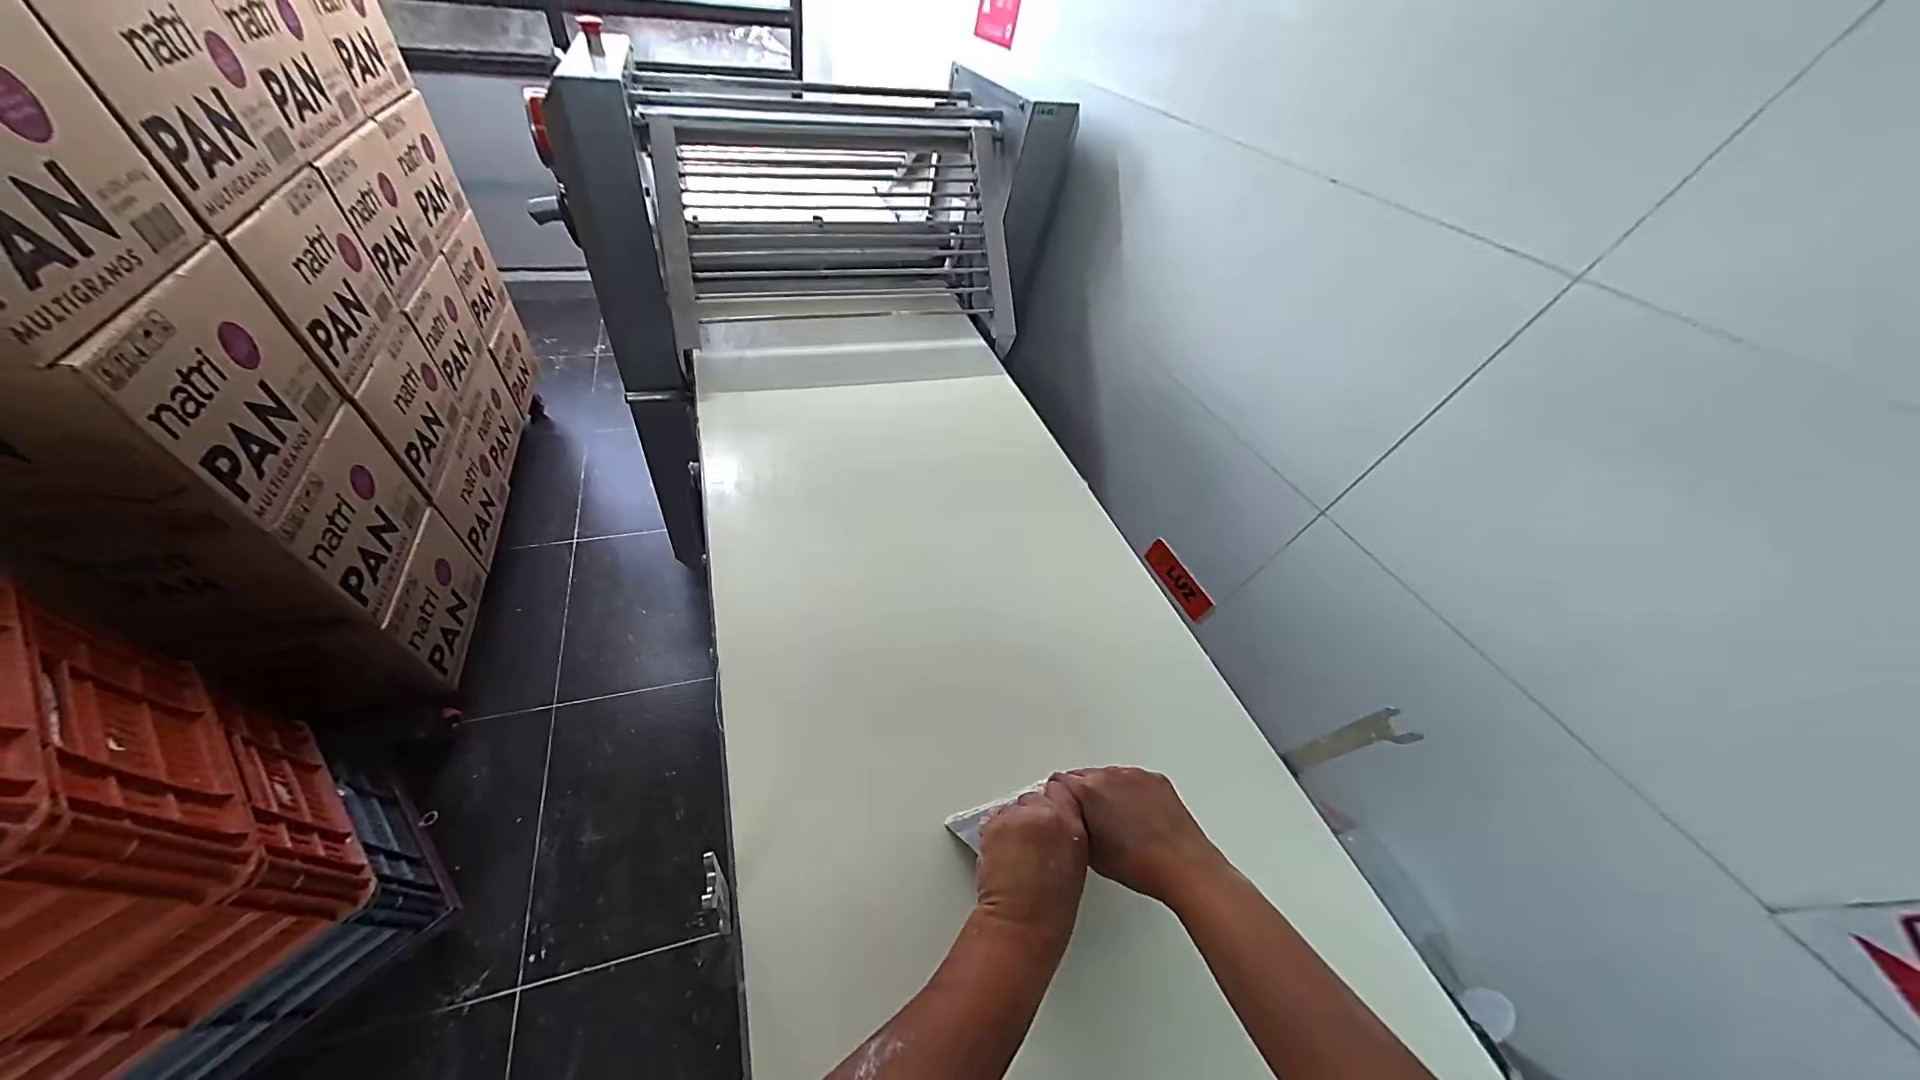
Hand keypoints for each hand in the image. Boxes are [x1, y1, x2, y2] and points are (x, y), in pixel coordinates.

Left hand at [975, 781, 1088, 943]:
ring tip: (1016, 850)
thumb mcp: (1075, 862)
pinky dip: (998, 830)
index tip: (1048, 813)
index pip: (1061, 792)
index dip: (1054, 803)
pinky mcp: (996, 824)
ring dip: (1015, 821)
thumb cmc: (1050, 907)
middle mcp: (1047, 814)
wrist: (1021, 924)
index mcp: (1073, 825)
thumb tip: (1054, 825)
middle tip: (1030, 840)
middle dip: (1033, 814)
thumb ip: (1067, 833)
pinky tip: (1004, 852)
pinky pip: (996, 817)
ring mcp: (1019, 817)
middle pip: (1036, 798)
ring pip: (1015, 807)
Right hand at [1054, 767, 1226, 905]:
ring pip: (1109, 777)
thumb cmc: (1140, 864)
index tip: (1065, 809)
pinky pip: (1134, 780)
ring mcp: (1135, 775)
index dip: (1059, 798)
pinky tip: (1138, 816)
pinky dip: (1132, 792)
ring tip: (1118, 821)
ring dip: (1109, 792)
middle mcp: (1110, 775)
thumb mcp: (1089, 852)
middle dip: (1084, 794)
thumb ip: (1074, 825)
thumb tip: (1072, 820)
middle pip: (1084, 776)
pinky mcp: (1155, 779)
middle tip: (1092, 819)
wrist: (1182, 866)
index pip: (1059, 782)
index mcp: (1088, 790)